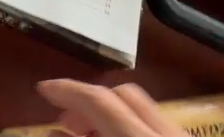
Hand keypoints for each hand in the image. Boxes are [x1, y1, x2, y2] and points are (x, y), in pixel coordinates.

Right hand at [36, 79, 185, 135]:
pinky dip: (128, 127)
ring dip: (108, 114)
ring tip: (86, 134)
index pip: (102, 100)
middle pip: (125, 95)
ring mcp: (181, 135)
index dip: (68, 90)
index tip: (42, 90)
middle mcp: (168, 131)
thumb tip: (54, 132)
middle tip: (65, 120)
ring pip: (142, 109)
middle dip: (90, 100)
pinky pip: (154, 125)